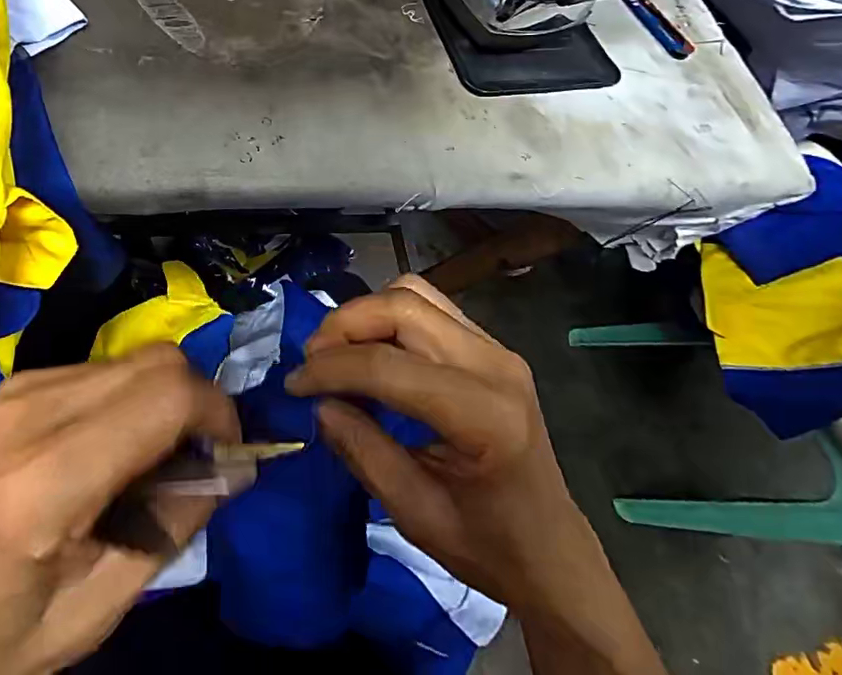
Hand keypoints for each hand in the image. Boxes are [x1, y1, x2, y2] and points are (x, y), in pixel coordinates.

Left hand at [0, 347, 240, 674]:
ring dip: (167, 398)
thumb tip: (237, 467)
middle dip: (199, 401)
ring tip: (154, 458)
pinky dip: (133, 396)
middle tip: (197, 458)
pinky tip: (114, 448)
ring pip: (137, 359)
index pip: (171, 394)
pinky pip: (104, 369)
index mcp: (49, 479)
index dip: (219, 414)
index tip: (226, 456)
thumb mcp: (95, 608)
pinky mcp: (11, 391)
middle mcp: (33, 416)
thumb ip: (177, 524)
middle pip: (162, 361)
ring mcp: (18, 394)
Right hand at [286, 275, 663, 674]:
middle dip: (346, 324)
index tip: (292, 385)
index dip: (333, 368)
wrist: (549, 545)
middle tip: (311, 363)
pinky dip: (392, 319)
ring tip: (336, 354)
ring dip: (368, 314)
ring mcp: (498, 348)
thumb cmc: (486, 544)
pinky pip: (434, 310)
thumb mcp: (414, 513)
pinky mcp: (494, 347)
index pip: (392, 365)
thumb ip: (364, 451)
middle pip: (406, 306)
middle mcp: (495, 363)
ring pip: (419, 295)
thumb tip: (320, 403)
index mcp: (483, 414)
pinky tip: (372, 353)